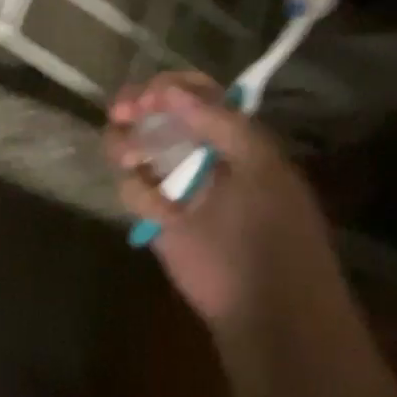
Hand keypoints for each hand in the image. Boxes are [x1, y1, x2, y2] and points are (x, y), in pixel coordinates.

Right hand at [106, 73, 346, 328]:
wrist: (268, 310)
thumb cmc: (274, 234)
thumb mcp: (262, 171)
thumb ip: (221, 123)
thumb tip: (167, 89)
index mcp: (234, 137)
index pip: (196, 92)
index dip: (169, 86)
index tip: (152, 96)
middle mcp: (201, 151)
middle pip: (156, 111)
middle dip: (136, 105)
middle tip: (122, 112)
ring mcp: (174, 180)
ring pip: (133, 142)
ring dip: (125, 142)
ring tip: (130, 158)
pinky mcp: (153, 212)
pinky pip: (130, 186)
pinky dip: (138, 192)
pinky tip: (158, 212)